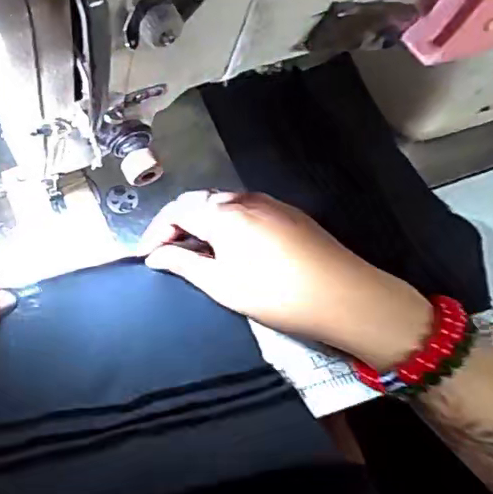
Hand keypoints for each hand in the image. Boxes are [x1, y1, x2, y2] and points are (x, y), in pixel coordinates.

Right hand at [137, 190, 434, 368]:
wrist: (344, 295)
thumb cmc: (277, 294)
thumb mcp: (223, 284)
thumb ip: (184, 264)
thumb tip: (156, 256)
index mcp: (222, 213)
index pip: (175, 211)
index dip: (156, 233)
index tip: (147, 256)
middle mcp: (244, 198)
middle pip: (198, 202)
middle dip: (177, 224)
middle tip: (166, 254)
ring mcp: (270, 202)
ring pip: (223, 205)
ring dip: (202, 223)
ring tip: (196, 253)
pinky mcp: (288, 213)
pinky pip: (246, 210)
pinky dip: (227, 223)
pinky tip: (231, 248)